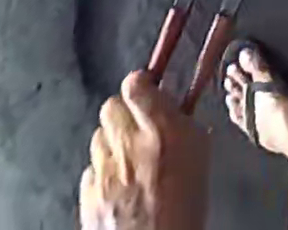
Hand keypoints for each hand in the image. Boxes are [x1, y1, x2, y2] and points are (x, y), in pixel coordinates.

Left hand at [81, 71, 210, 229]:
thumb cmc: (186, 205)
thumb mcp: (200, 151)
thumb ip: (184, 120)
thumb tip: (173, 104)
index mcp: (160, 129)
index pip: (135, 84)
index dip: (142, 82)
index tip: (149, 86)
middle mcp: (128, 145)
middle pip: (111, 106)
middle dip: (125, 109)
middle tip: (140, 121)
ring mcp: (103, 172)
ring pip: (99, 136)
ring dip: (113, 139)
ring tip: (130, 156)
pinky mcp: (86, 197)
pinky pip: (90, 168)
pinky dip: (103, 171)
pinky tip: (119, 183)